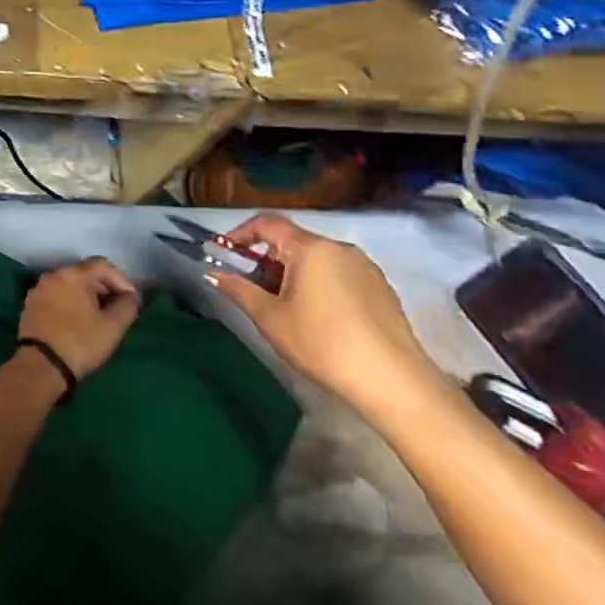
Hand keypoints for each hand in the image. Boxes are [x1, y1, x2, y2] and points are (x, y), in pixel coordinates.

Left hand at [18, 258, 142, 379]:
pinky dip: (69, 303)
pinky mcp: (30, 305)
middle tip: (116, 309)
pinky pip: (55, 297)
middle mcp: (52, 276)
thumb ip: (127, 305)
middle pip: (85, 274)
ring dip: (86, 297)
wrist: (41, 365)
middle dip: (104, 288)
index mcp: (72, 275)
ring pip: (69, 286)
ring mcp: (38, 290)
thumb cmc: (80, 342)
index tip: (131, 300)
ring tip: (98, 317)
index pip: (103, 265)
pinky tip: (77, 322)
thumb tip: (130, 296)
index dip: (122, 280)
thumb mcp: (113, 326)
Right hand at [205, 215, 445, 419]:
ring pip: (317, 259)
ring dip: (292, 272)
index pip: (267, 223)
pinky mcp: (381, 289)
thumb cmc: (321, 343)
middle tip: (251, 287)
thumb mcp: (270, 318)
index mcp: (311, 249)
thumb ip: (238, 289)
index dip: (240, 233)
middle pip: (293, 241)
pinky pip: (339, 274)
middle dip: (266, 258)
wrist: (392, 381)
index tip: (223, 253)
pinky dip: (318, 283)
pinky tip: (317, 317)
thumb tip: (212, 273)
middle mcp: (340, 248)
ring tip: (283, 305)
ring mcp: (365, 268)